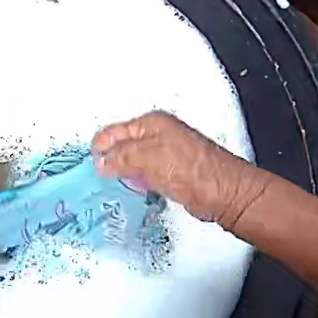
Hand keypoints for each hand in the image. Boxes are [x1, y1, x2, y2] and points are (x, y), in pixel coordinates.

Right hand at [92, 112, 271, 229]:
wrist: (225, 194)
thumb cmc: (195, 172)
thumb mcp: (149, 158)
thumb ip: (121, 157)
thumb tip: (100, 161)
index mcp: (152, 123)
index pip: (111, 132)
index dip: (99, 150)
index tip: (92, 169)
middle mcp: (158, 134)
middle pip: (120, 146)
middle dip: (109, 161)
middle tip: (101, 179)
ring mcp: (165, 154)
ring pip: (132, 161)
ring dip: (122, 173)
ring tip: (115, 186)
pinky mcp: (171, 173)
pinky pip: (144, 175)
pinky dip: (136, 182)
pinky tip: (135, 191)